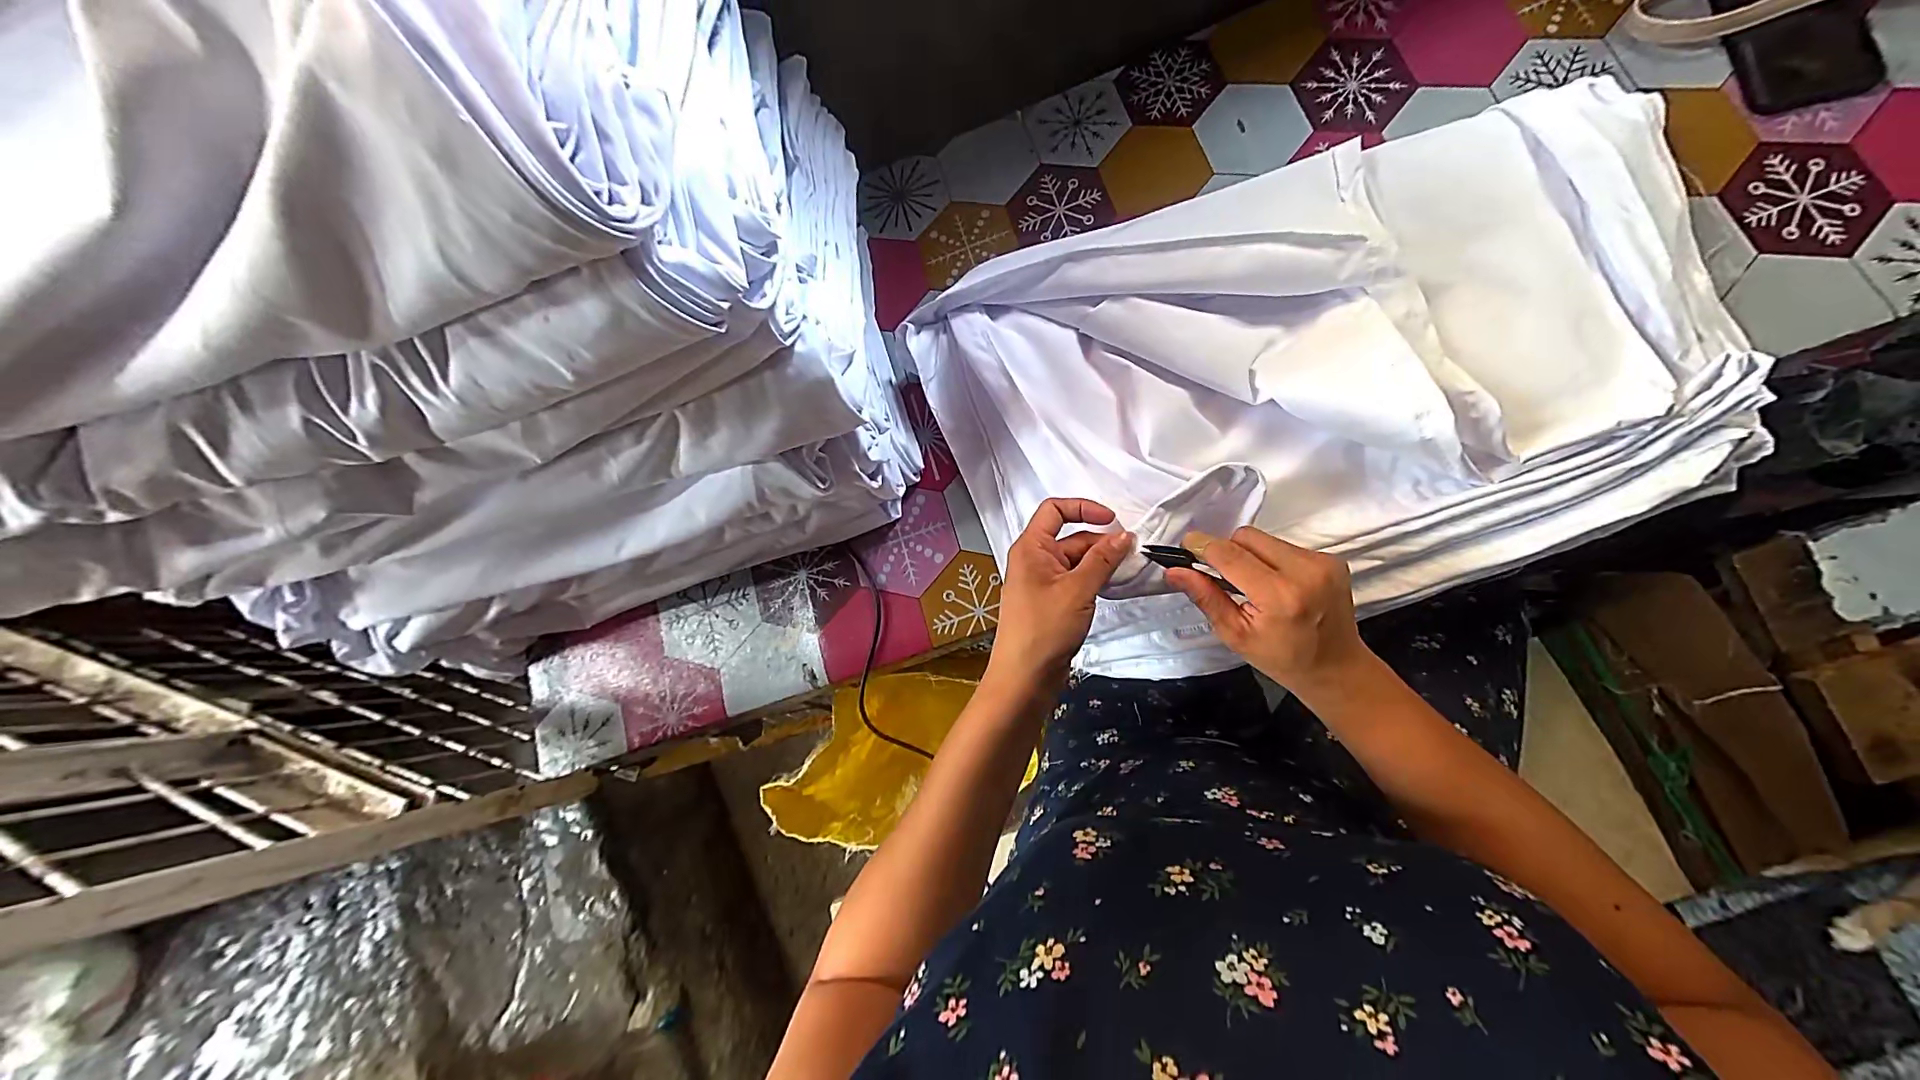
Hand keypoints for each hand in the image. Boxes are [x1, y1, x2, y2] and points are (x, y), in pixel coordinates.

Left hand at [986, 498, 1132, 688]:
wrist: (1024, 677)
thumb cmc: (1042, 631)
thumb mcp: (1078, 589)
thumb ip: (1103, 560)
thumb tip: (1123, 537)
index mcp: (1030, 548)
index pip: (1054, 510)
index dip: (1083, 508)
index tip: (1111, 520)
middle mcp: (1033, 561)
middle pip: (1070, 537)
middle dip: (1100, 542)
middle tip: (1129, 554)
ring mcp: (1041, 582)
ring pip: (1076, 560)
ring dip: (1099, 563)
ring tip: (1124, 572)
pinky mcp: (1050, 602)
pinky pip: (1075, 580)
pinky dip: (1093, 580)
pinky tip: (1111, 587)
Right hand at [1164, 526, 1375, 700]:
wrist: (1337, 667)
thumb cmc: (1284, 658)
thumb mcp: (1235, 635)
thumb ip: (1206, 597)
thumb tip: (1176, 572)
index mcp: (1280, 596)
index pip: (1230, 555)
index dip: (1203, 547)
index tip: (1186, 548)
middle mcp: (1305, 572)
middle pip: (1246, 538)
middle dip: (1227, 552)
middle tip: (1222, 577)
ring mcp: (1322, 563)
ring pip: (1264, 539)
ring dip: (1249, 555)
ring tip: (1252, 584)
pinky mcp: (1331, 559)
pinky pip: (1284, 545)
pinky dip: (1270, 559)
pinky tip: (1275, 583)